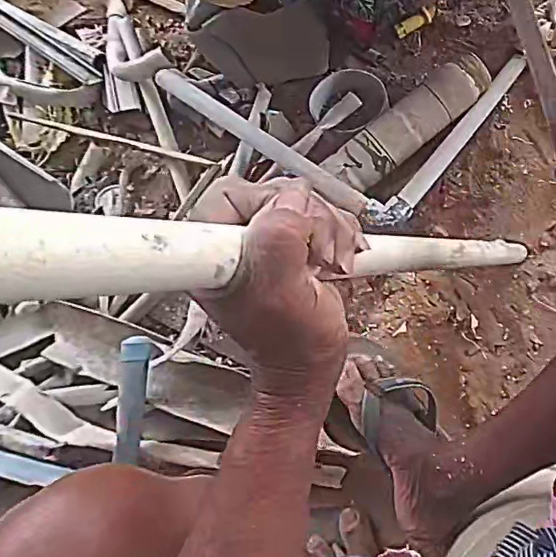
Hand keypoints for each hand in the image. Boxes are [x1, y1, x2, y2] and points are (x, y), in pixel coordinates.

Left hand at [190, 178, 363, 395]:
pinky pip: (325, 215)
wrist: (311, 362)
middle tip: (319, 257)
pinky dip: (342, 234)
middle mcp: (237, 240)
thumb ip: (278, 242)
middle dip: (315, 222)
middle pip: (281, 194)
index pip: (234, 194)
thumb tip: (292, 200)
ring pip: (308, 202)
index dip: (273, 209)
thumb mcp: (282, 296)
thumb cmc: (291, 344)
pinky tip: (338, 260)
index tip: (296, 242)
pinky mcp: (295, 241)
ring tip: (330, 264)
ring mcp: (268, 240)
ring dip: (334, 231)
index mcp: (213, 253)